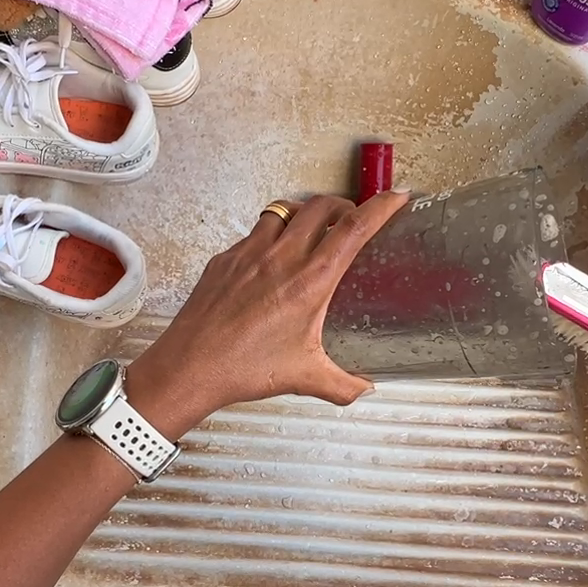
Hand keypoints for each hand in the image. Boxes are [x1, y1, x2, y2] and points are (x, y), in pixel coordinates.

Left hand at [124, 191, 409, 436]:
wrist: (190, 366)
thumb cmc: (245, 369)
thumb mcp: (306, 378)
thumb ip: (344, 385)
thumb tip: (365, 389)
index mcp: (310, 280)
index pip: (354, 228)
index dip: (381, 206)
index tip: (397, 197)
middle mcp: (281, 257)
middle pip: (322, 206)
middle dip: (344, 205)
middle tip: (352, 219)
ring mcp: (249, 252)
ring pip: (285, 210)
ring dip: (305, 213)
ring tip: (311, 230)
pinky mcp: (225, 258)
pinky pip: (254, 231)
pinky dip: (271, 233)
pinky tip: (270, 257)